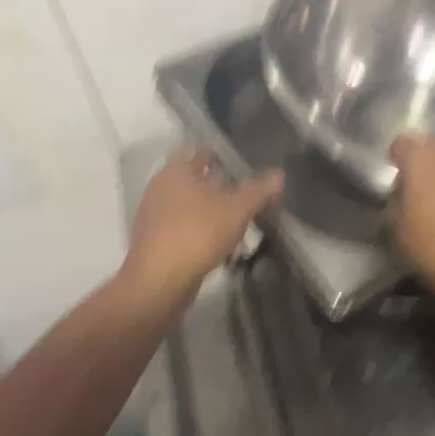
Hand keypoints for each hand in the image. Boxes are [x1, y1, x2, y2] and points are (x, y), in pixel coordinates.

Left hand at [125, 148, 282, 297]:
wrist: (158, 284)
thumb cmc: (197, 234)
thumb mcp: (236, 210)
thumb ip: (259, 190)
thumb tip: (279, 174)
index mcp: (176, 171)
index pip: (198, 151)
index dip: (219, 154)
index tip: (242, 162)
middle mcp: (161, 188)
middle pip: (194, 179)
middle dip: (220, 185)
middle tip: (247, 192)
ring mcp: (155, 216)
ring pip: (190, 205)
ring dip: (212, 211)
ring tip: (240, 220)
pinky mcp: (156, 242)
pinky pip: (185, 228)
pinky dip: (203, 231)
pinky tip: (223, 246)